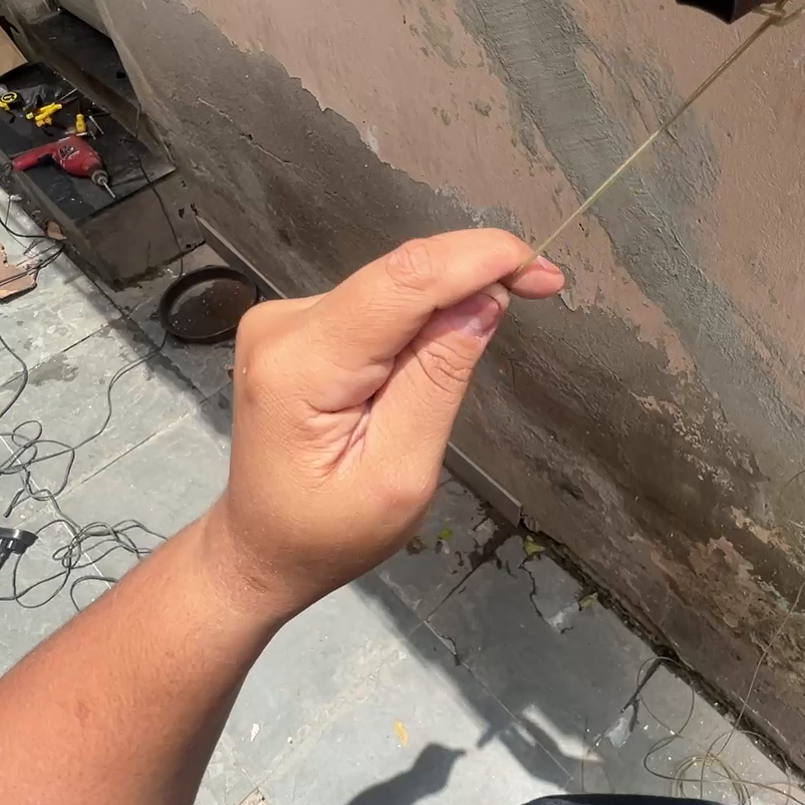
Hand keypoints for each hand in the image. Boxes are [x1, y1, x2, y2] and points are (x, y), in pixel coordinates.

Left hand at [202, 231, 563, 616]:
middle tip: (541, 288)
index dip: (478, 259)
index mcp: (303, 366)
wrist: (261, 546)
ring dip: (451, 295)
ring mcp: (286, 319)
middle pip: (399, 276)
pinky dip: (423, 311)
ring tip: (480, 337)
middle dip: (476, 273)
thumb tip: (485, 300)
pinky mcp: (298, 324)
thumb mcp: (401, 474)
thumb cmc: (331, 532)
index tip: (542, 272)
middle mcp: (284, 324)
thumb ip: (439, 380)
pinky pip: (378, 300)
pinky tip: (436, 346)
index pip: (401, 281)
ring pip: (393, 284)